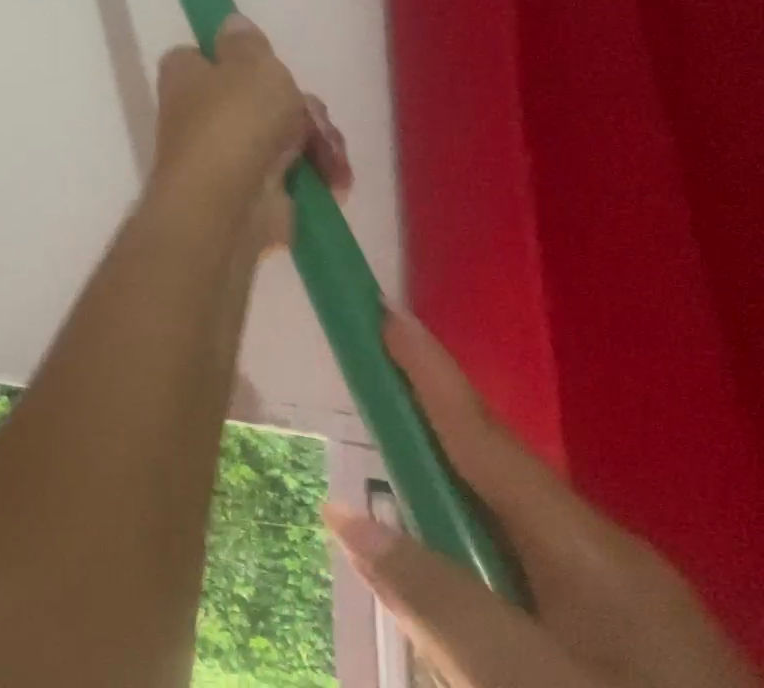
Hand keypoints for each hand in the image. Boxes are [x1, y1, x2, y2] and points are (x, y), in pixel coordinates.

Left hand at [150, 14, 351, 250]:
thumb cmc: (236, 122)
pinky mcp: (255, 187)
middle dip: (298, 102)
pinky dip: (319, 172)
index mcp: (186, 79)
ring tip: (324, 154)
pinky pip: (297, 168)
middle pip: (258, 94)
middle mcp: (200, 115)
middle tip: (307, 113)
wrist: (231, 203)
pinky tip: (331, 181)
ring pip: (286, 130)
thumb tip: (228, 24)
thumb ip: (244, 43)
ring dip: (317, 139)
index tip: (258, 57)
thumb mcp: (249, 64)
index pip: (195, 56)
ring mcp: (227, 153)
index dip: (226, 54)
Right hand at [325, 309, 758, 687]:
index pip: (485, 441)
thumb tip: (343, 513)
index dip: (430, 377)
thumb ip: (438, 599)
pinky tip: (448, 584)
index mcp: (589, 554)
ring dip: (441, 494)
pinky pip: (520, 571)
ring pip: (503, 528)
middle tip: (369, 384)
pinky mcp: (620, 640)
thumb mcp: (529, 682)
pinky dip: (467, 551)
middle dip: (428, 423)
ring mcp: (622, 603)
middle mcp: (607, 561)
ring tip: (390, 483)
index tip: (387, 314)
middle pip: (492, 475)